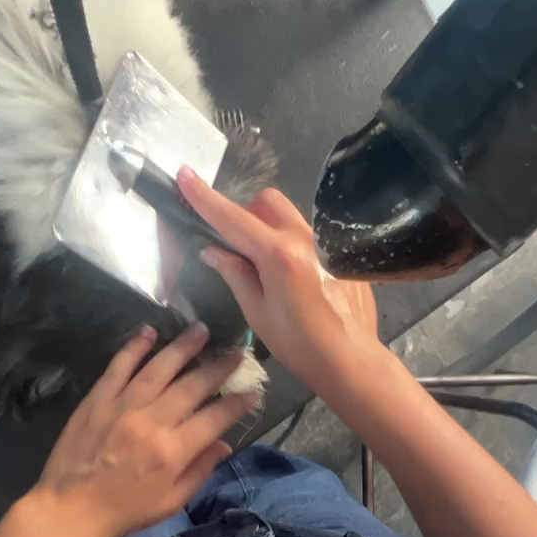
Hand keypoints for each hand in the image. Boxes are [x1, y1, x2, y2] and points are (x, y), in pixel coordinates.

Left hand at [27, 324, 259, 536]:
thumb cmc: (125, 511)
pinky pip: (119, 366)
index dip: (238, 403)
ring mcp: (122, 406)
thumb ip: (200, 470)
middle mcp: (151, 422)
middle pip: (192, 386)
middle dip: (219, 367)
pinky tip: (150, 331)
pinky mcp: (97, 399)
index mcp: (172, 452)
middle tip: (237, 352)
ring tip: (201, 330)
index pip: (215, 418)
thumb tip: (224, 444)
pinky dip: (135, 347)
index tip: (253, 391)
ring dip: (183, 347)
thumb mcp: (172, 502)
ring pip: (159, 368)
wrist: (69, 509)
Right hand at [177, 169, 383, 383]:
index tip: (185, 175)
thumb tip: (212, 251)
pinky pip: (311, 237)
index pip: (233, 219)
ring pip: (291, 217)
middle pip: (267, 202)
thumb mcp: (258, 314)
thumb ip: (235, 275)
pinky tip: (301, 282)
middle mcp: (304, 238)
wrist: (351, 360)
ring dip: (272, 230)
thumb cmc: (300, 346)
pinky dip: (295, 247)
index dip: (205, 198)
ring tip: (272, 270)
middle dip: (247, 214)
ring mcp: (327, 243)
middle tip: (241, 249)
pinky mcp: (343, 254)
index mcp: (278, 255)